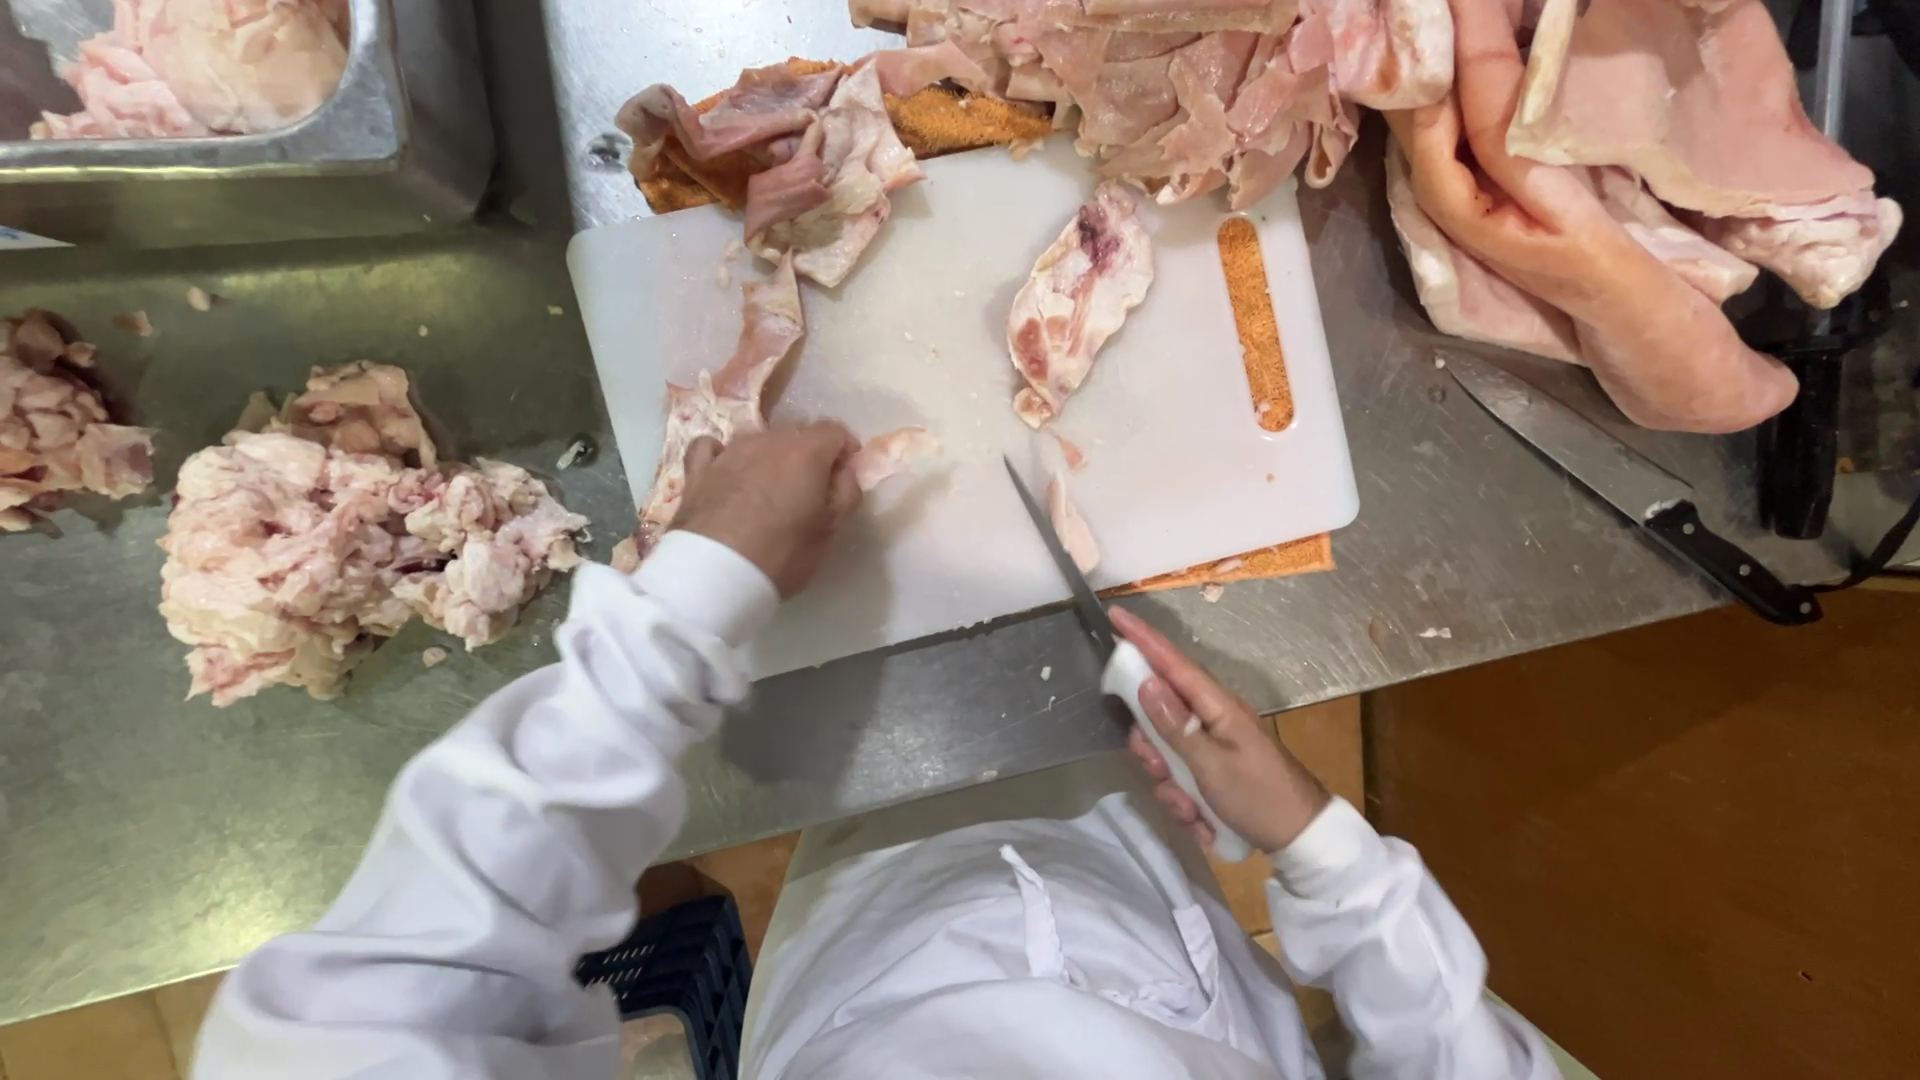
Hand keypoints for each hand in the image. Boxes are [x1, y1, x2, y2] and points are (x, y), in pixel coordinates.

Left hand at [670, 422, 861, 597]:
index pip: (834, 430)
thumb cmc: (782, 554)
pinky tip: (727, 469)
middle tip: (811, 487)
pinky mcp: (698, 469)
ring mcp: (729, 451)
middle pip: (796, 431)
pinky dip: (723, 453)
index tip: (845, 473)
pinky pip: (712, 446)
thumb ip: (846, 493)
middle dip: (809, 452)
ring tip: (771, 485)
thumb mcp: (830, 530)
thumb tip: (845, 472)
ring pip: (758, 437)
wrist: (715, 572)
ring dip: (770, 454)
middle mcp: (767, 440)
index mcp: (805, 452)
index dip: (844, 449)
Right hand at [1111, 606, 1330, 853]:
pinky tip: (1203, 821)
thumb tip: (1146, 682)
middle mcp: (1211, 718)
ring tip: (1190, 807)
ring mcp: (1211, 744)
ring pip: (1164, 750)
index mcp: (1216, 706)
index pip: (1172, 662)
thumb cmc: (1260, 796)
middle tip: (1158, 769)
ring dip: (1169, 782)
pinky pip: (1180, 776)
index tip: (1115, 614)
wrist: (1302, 839)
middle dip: (1151, 746)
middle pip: (1157, 712)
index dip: (1142, 638)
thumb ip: (1175, 725)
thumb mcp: (1212, 766)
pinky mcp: (1212, 769)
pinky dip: (1185, 800)